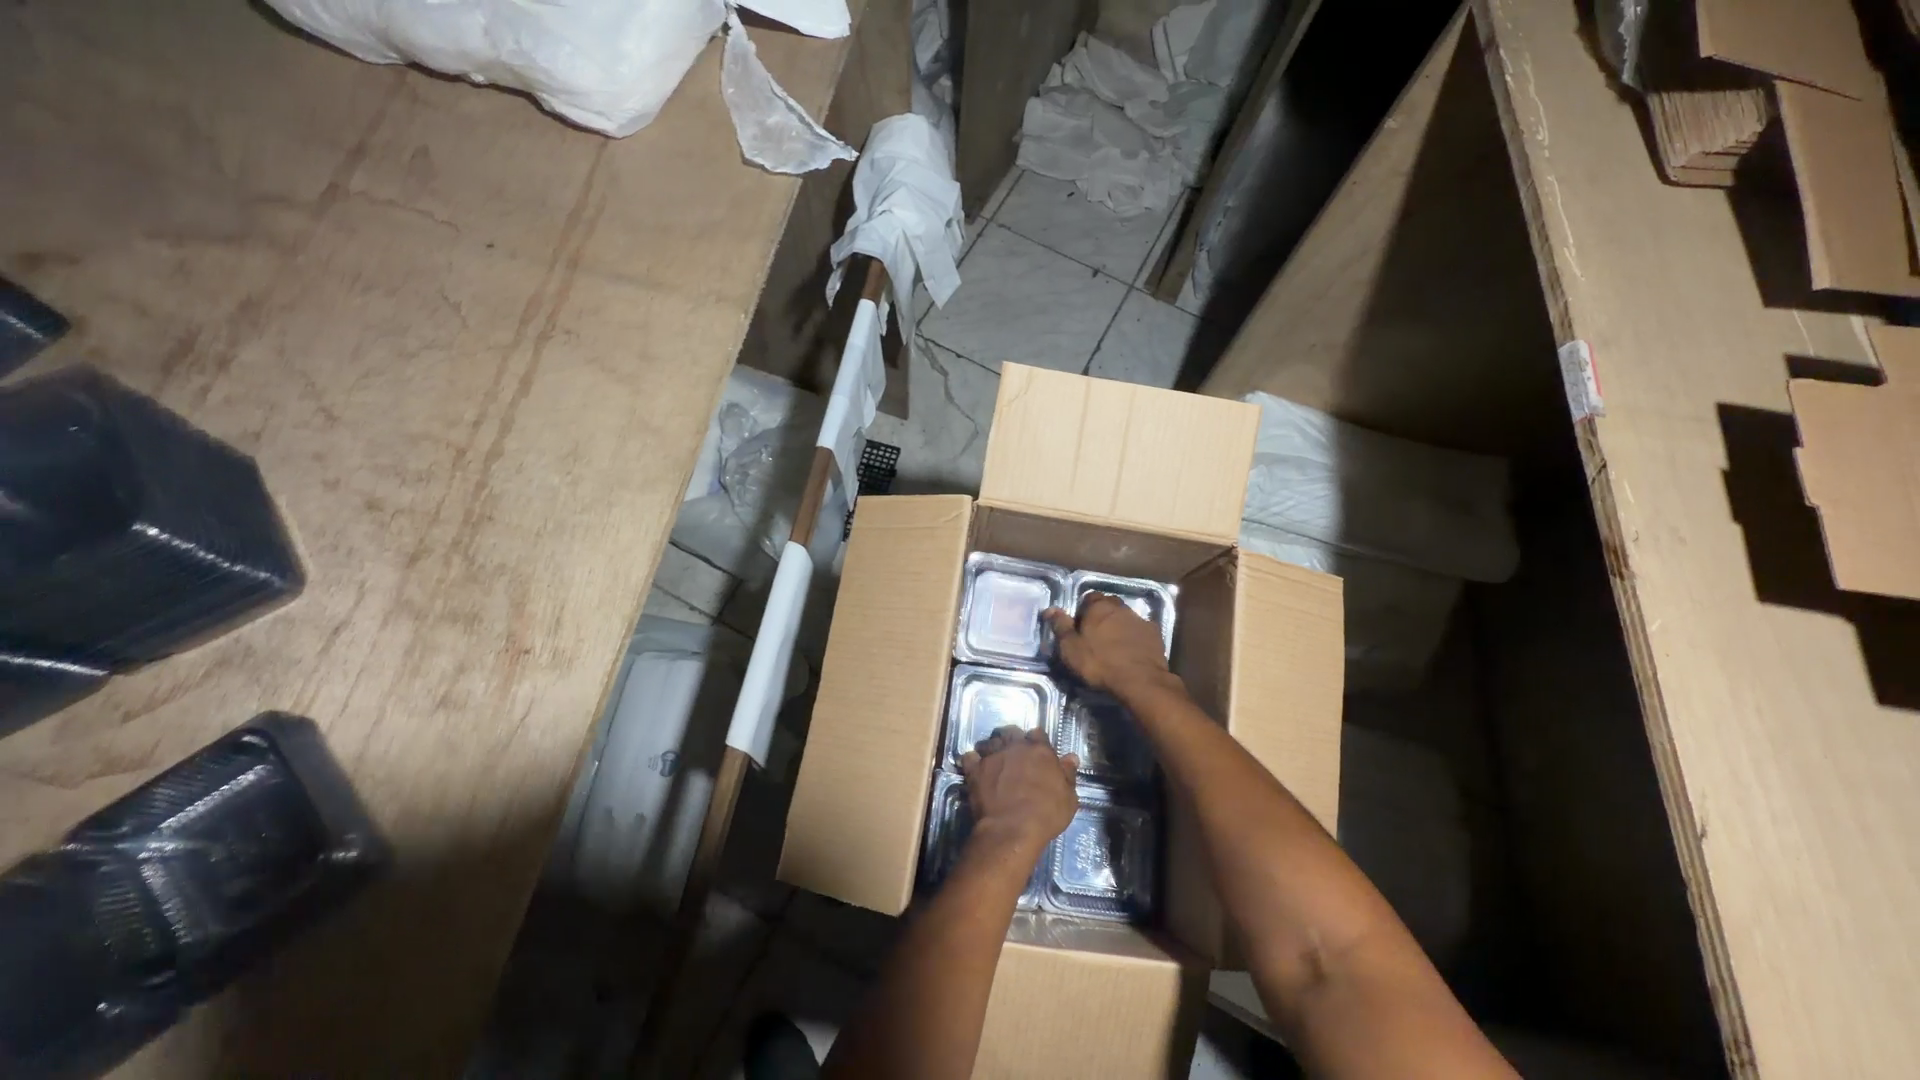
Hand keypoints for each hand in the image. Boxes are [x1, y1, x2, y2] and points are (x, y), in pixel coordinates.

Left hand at [960, 726, 1077, 857]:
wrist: (1012, 829)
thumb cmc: (1046, 815)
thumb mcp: (1068, 798)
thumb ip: (1068, 774)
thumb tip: (1071, 757)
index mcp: (1040, 751)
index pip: (1038, 733)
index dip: (1037, 740)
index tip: (1036, 749)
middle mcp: (1015, 747)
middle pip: (1011, 732)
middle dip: (1012, 739)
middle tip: (1013, 752)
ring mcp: (993, 756)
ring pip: (990, 741)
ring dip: (992, 747)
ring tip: (994, 758)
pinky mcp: (975, 769)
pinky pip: (970, 757)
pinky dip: (972, 760)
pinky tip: (975, 767)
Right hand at [1045, 595, 1179, 699]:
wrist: (1139, 680)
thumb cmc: (1099, 663)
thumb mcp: (1070, 648)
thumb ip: (1060, 626)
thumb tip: (1050, 609)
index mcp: (1098, 606)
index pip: (1089, 598)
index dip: (1083, 610)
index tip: (1079, 626)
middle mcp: (1121, 607)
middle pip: (1109, 605)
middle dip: (1102, 615)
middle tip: (1095, 635)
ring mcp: (1140, 620)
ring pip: (1126, 617)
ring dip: (1119, 626)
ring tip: (1113, 645)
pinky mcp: (1155, 635)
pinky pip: (1140, 631)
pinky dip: (1135, 637)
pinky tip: (1131, 651)